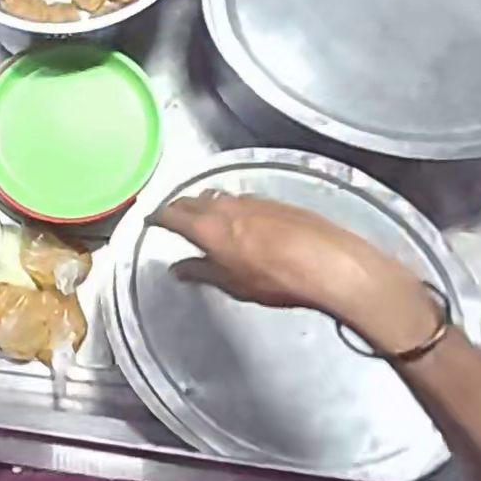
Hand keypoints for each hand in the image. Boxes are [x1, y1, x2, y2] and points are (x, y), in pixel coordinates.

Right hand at [150, 191, 441, 355]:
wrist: (329, 264)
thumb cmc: (275, 279)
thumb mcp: (231, 283)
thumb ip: (200, 271)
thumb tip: (178, 269)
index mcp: (207, 227)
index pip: (172, 215)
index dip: (158, 217)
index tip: (150, 220)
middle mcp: (224, 207)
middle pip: (191, 200)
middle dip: (177, 207)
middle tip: (171, 217)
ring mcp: (251, 200)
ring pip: (216, 197)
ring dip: (203, 204)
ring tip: (201, 216)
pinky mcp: (273, 202)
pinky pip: (239, 199)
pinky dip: (227, 206)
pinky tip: (237, 220)